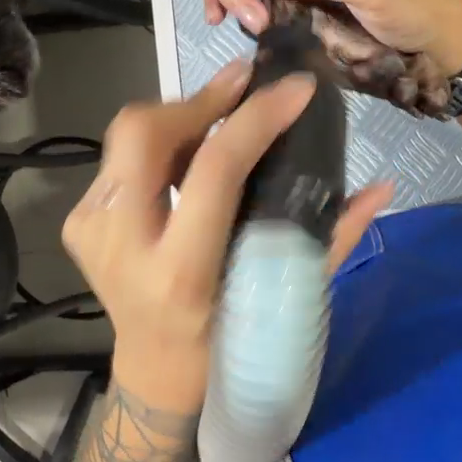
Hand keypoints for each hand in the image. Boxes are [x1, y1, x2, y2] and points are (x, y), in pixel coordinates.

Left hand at [62, 59, 393, 412]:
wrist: (156, 371)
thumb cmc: (227, 342)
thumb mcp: (283, 299)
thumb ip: (332, 241)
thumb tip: (382, 188)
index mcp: (181, 271)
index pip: (215, 169)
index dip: (257, 119)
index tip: (296, 90)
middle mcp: (124, 245)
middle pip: (145, 132)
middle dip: (198, 99)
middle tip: (243, 90)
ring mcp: (92, 230)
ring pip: (126, 135)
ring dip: (179, 118)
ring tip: (221, 122)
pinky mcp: (79, 221)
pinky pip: (119, 158)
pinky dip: (159, 147)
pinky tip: (187, 159)